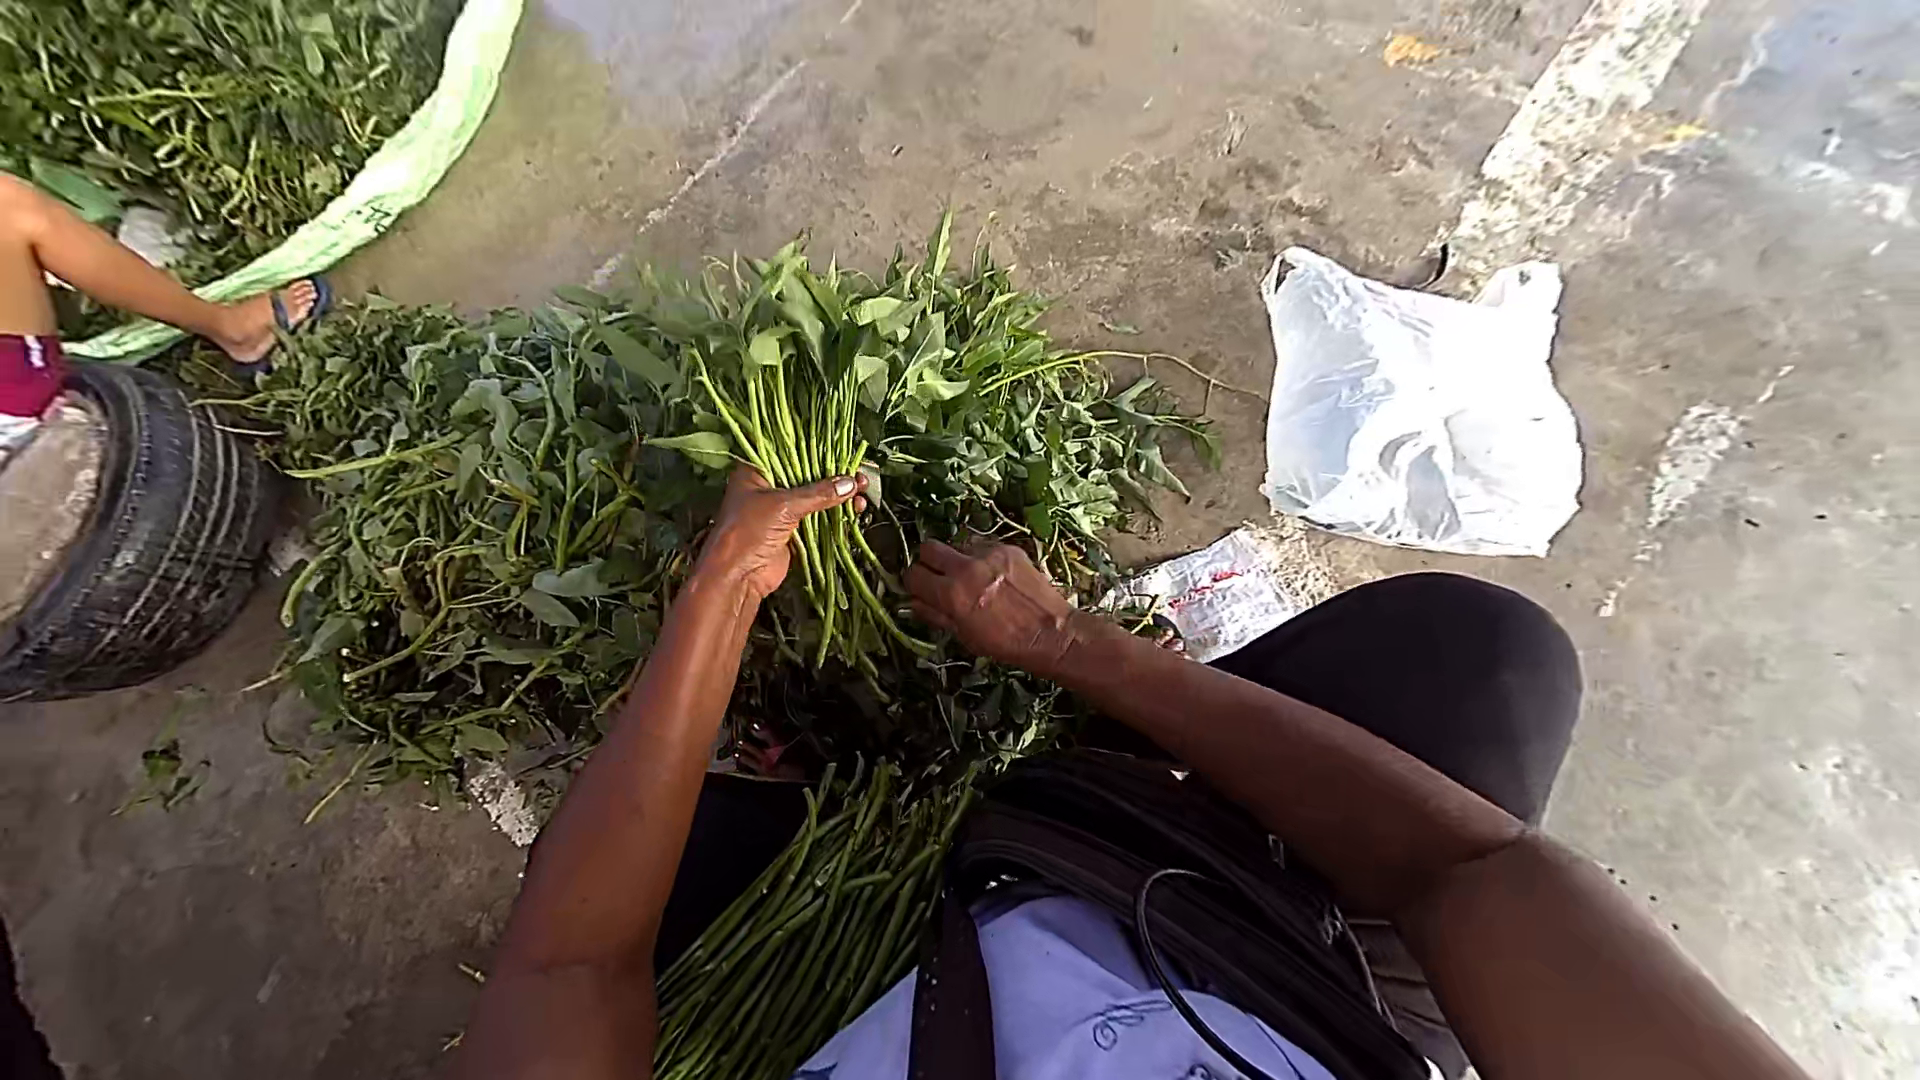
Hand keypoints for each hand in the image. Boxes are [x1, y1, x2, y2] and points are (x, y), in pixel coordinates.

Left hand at [693, 467, 865, 601]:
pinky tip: (854, 511)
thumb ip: (818, 493)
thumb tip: (850, 482)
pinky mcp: (793, 531)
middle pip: (809, 477)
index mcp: (757, 471)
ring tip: (862, 495)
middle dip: (836, 478)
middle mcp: (770, 487)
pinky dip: (835, 516)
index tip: (846, 456)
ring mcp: (781, 511)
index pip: (793, 453)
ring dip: (839, 498)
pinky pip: (818, 519)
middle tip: (860, 478)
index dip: (820, 453)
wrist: (737, 576)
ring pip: (817, 499)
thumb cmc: (748, 531)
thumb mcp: (783, 505)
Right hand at [904, 540, 1082, 676]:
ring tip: (970, 578)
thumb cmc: (1004, 643)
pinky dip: (980, 558)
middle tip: (938, 576)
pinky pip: (982, 546)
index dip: (913, 583)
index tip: (920, 588)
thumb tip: (912, 603)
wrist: (1049, 633)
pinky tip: (992, 575)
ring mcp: (989, 555)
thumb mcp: (963, 636)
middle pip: (929, 548)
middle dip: (928, 562)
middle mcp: (967, 568)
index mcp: (951, 594)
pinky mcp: (1007, 548)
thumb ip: (934, 615)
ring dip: (956, 559)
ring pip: (956, 545)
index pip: (913, 575)